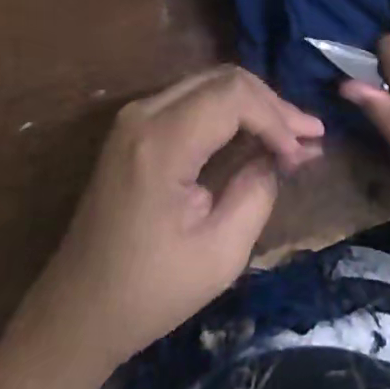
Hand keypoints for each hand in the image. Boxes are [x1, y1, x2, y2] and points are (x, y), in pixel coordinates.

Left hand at [0, 67, 323, 388]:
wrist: (78, 309)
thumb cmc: (149, 290)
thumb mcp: (220, 254)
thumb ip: (257, 191)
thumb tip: (284, 154)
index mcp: (160, 143)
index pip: (234, 96)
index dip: (277, 118)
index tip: (304, 153)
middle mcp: (144, 114)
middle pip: (225, 79)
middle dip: (273, 105)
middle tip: (311, 136)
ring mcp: (135, 116)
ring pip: (211, 83)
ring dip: (255, 105)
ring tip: (293, 135)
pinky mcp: (135, 126)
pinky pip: (194, 99)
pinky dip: (231, 112)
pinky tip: (258, 134)